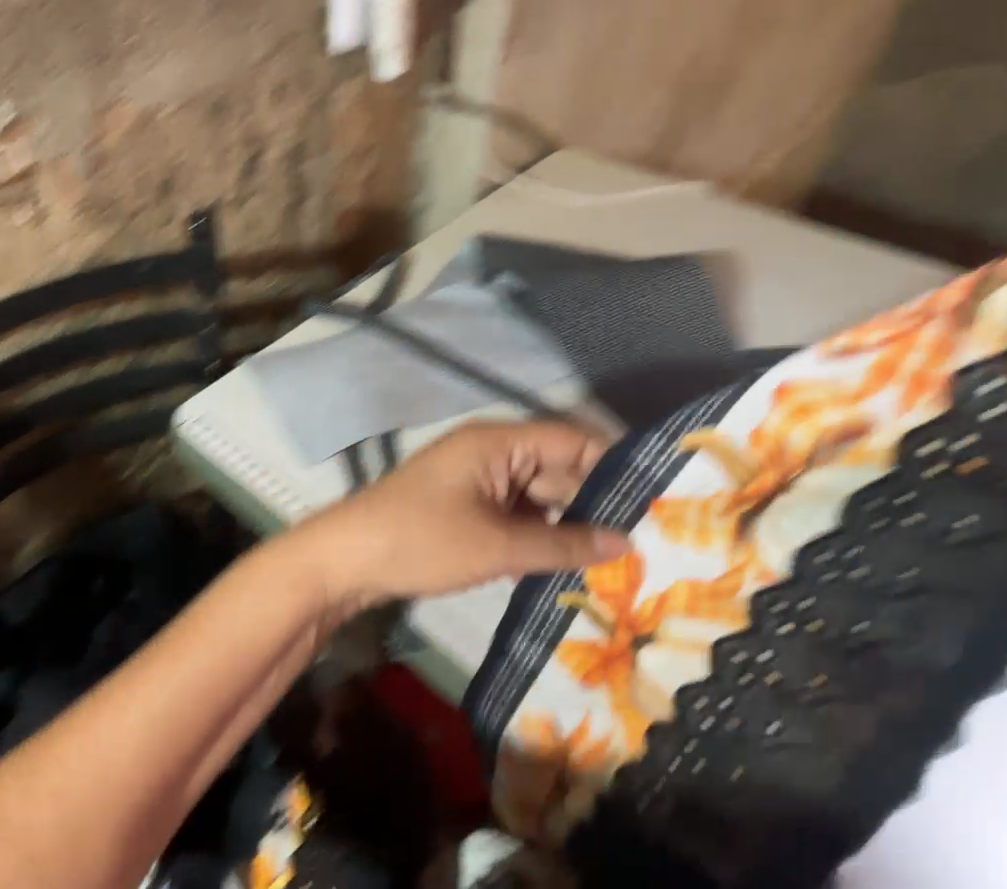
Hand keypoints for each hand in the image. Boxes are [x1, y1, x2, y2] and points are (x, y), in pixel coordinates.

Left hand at [290, 421, 629, 614]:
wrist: (345, 559)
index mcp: (497, 442)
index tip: (662, 502)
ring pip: (540, 497)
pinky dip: (540, 537)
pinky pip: (517, 516)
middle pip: (559, 469)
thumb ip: (564, 543)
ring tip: (624, 561)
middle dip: (598, 504)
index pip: (573, 440)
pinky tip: (571, 566)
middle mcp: (490, 453)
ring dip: (570, 526)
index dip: (616, 467)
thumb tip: (628, 542)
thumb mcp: (498, 545)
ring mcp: (476, 482)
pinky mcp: (465, 510)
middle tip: (651, 543)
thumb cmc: (421, 541)